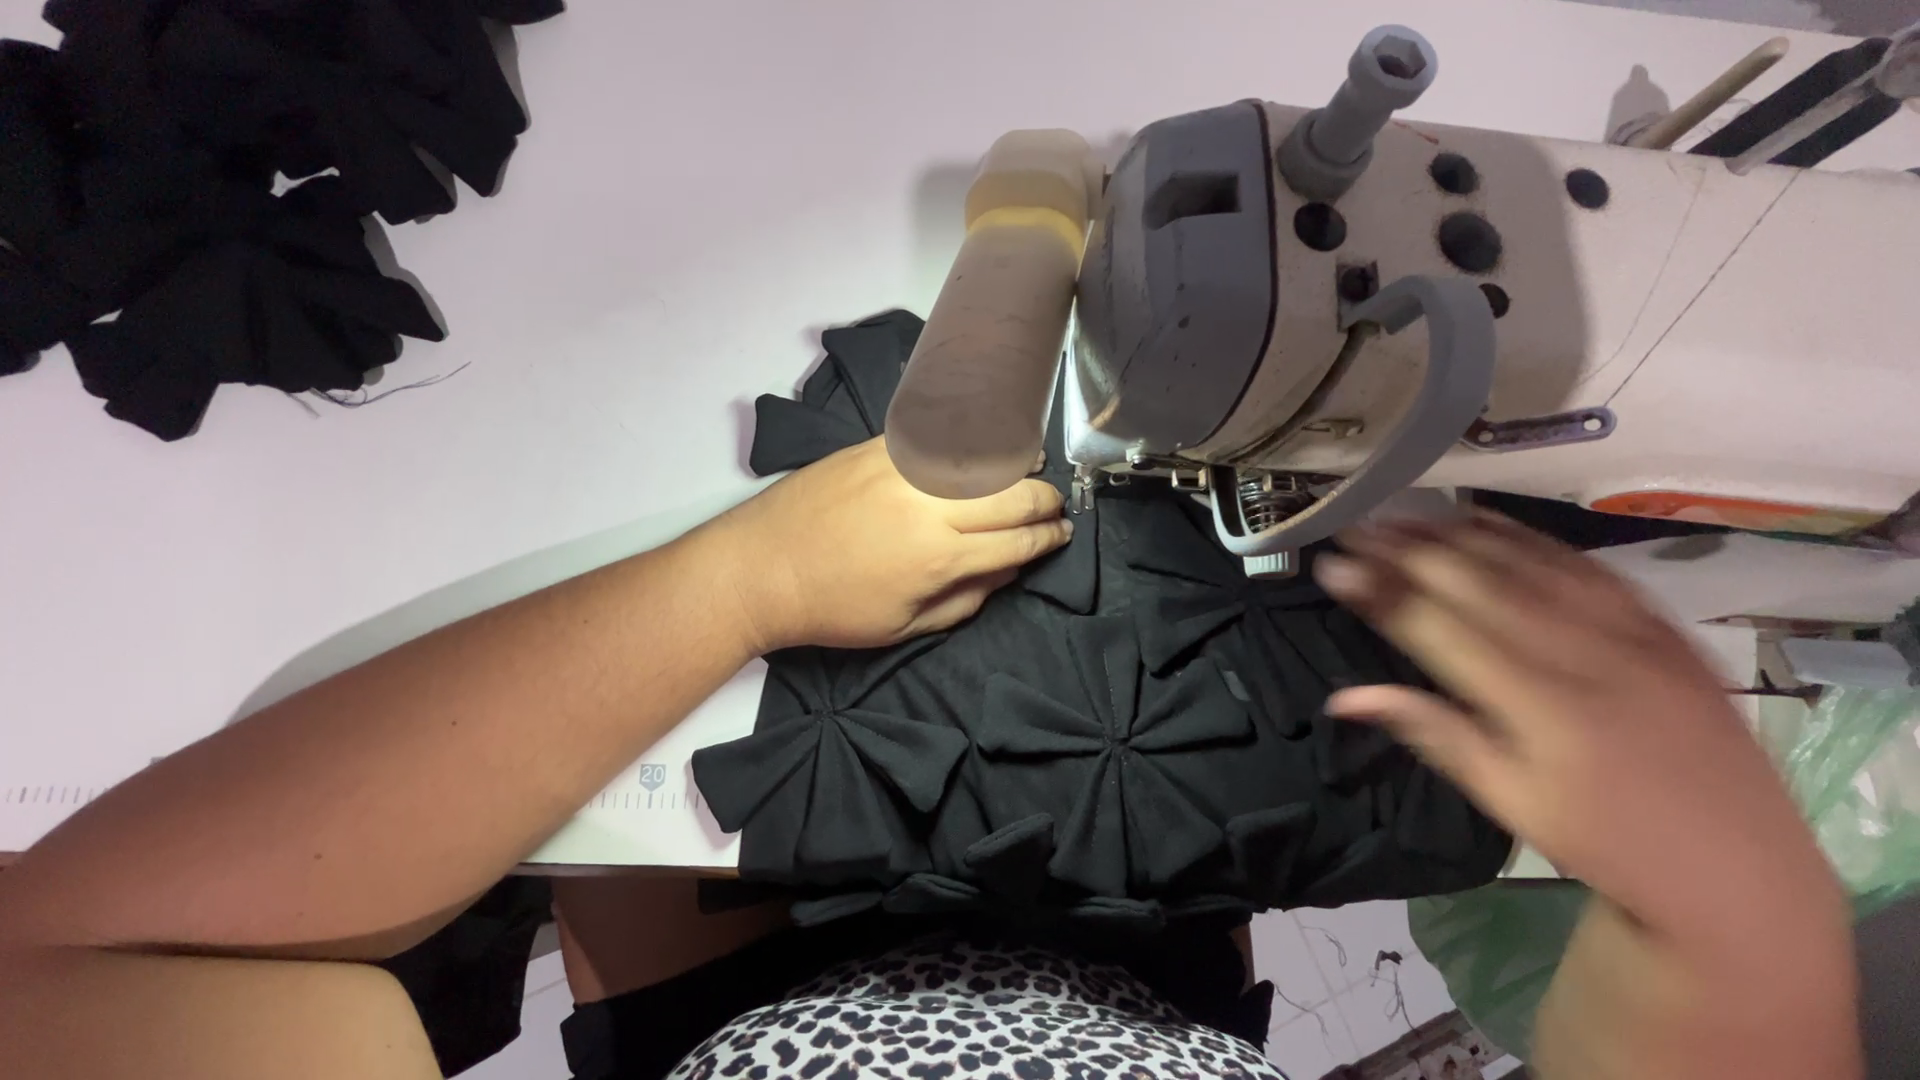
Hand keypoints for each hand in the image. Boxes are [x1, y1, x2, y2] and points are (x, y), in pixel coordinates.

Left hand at [698, 437, 1070, 651]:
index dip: (1048, 539)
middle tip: (1055, 507)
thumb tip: (1009, 572)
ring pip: (985, 459)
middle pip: (1015, 496)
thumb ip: (965, 601)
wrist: (762, 567)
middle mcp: (932, 509)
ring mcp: (906, 471)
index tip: (1062, 534)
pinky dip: (975, 438)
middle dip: (1046, 502)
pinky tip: (988, 442)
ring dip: (1020, 464)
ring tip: (1033, 469)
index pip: (1018, 543)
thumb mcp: (903, 627)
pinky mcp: (881, 448)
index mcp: (941, 561)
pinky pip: (943, 436)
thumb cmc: (832, 609)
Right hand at [1314, 513, 1857, 1078]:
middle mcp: (1587, 655)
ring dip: (1456, 534)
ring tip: (1399, 514)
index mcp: (1542, 707)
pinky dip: (1525, 536)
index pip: (1439, 628)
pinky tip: (1481, 519)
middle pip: (1478, 583)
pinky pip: (1583, 564)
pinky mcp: (1662, 625)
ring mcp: (1632, 632)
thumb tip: (1343, 697)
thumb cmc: (1604, 842)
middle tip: (1352, 525)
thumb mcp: (1508, 799)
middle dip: (1406, 550)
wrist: (1738, 867)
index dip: (1379, 591)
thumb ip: (1430, 732)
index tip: (1331, 565)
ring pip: (1528, 563)